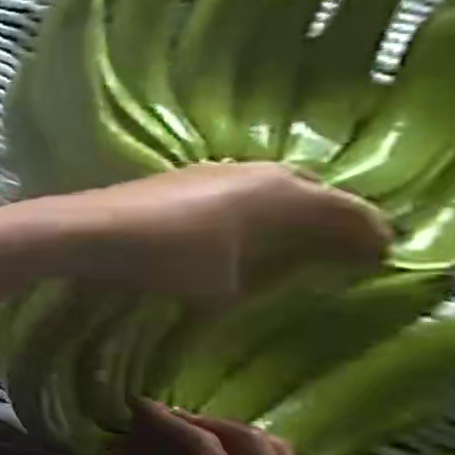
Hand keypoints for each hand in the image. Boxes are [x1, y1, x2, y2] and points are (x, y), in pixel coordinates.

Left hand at [60, 163, 389, 298]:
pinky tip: (222, 230)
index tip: (374, 259)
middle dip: (324, 217)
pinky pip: (223, 193)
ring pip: (264, 187)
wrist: (80, 230)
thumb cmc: (158, 256)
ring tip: (279, 239)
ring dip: (277, 210)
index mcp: (286, 193)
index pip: (348, 212)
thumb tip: (249, 281)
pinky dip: (236, 210)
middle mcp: (255, 171)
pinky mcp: (168, 178)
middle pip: (310, 191)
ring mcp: (208, 170)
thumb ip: (249, 280)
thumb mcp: (216, 284)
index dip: (367, 237)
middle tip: (332, 246)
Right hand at [113, 400, 294, 454]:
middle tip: (170, 415)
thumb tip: (133, 431)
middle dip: (204, 420)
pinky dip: (254, 449)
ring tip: (200, 429)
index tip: (138, 405)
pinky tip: (225, 450)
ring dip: (233, 430)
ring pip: (274, 448)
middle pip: (247, 440)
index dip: (166, 419)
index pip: (202, 445)